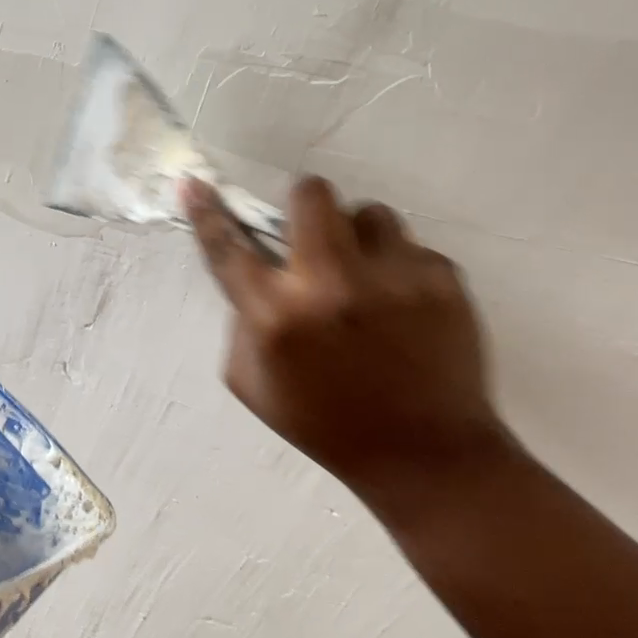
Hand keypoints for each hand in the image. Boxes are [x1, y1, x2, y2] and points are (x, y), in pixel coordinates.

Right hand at [181, 176, 507, 485]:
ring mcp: (393, 278)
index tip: (194, 182)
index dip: (208, 212)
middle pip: (312, 196)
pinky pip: (411, 247)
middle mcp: (330, 285)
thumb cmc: (323, 423)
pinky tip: (402, 308)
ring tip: (365, 277)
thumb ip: (245, 323)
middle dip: (303, 204)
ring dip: (357, 237)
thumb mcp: (252, 384)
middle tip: (310, 233)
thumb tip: (258, 276)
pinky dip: (399, 269)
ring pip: (369, 213)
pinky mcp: (443, 281)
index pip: (228, 249)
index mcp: (275, 317)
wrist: (423, 455)